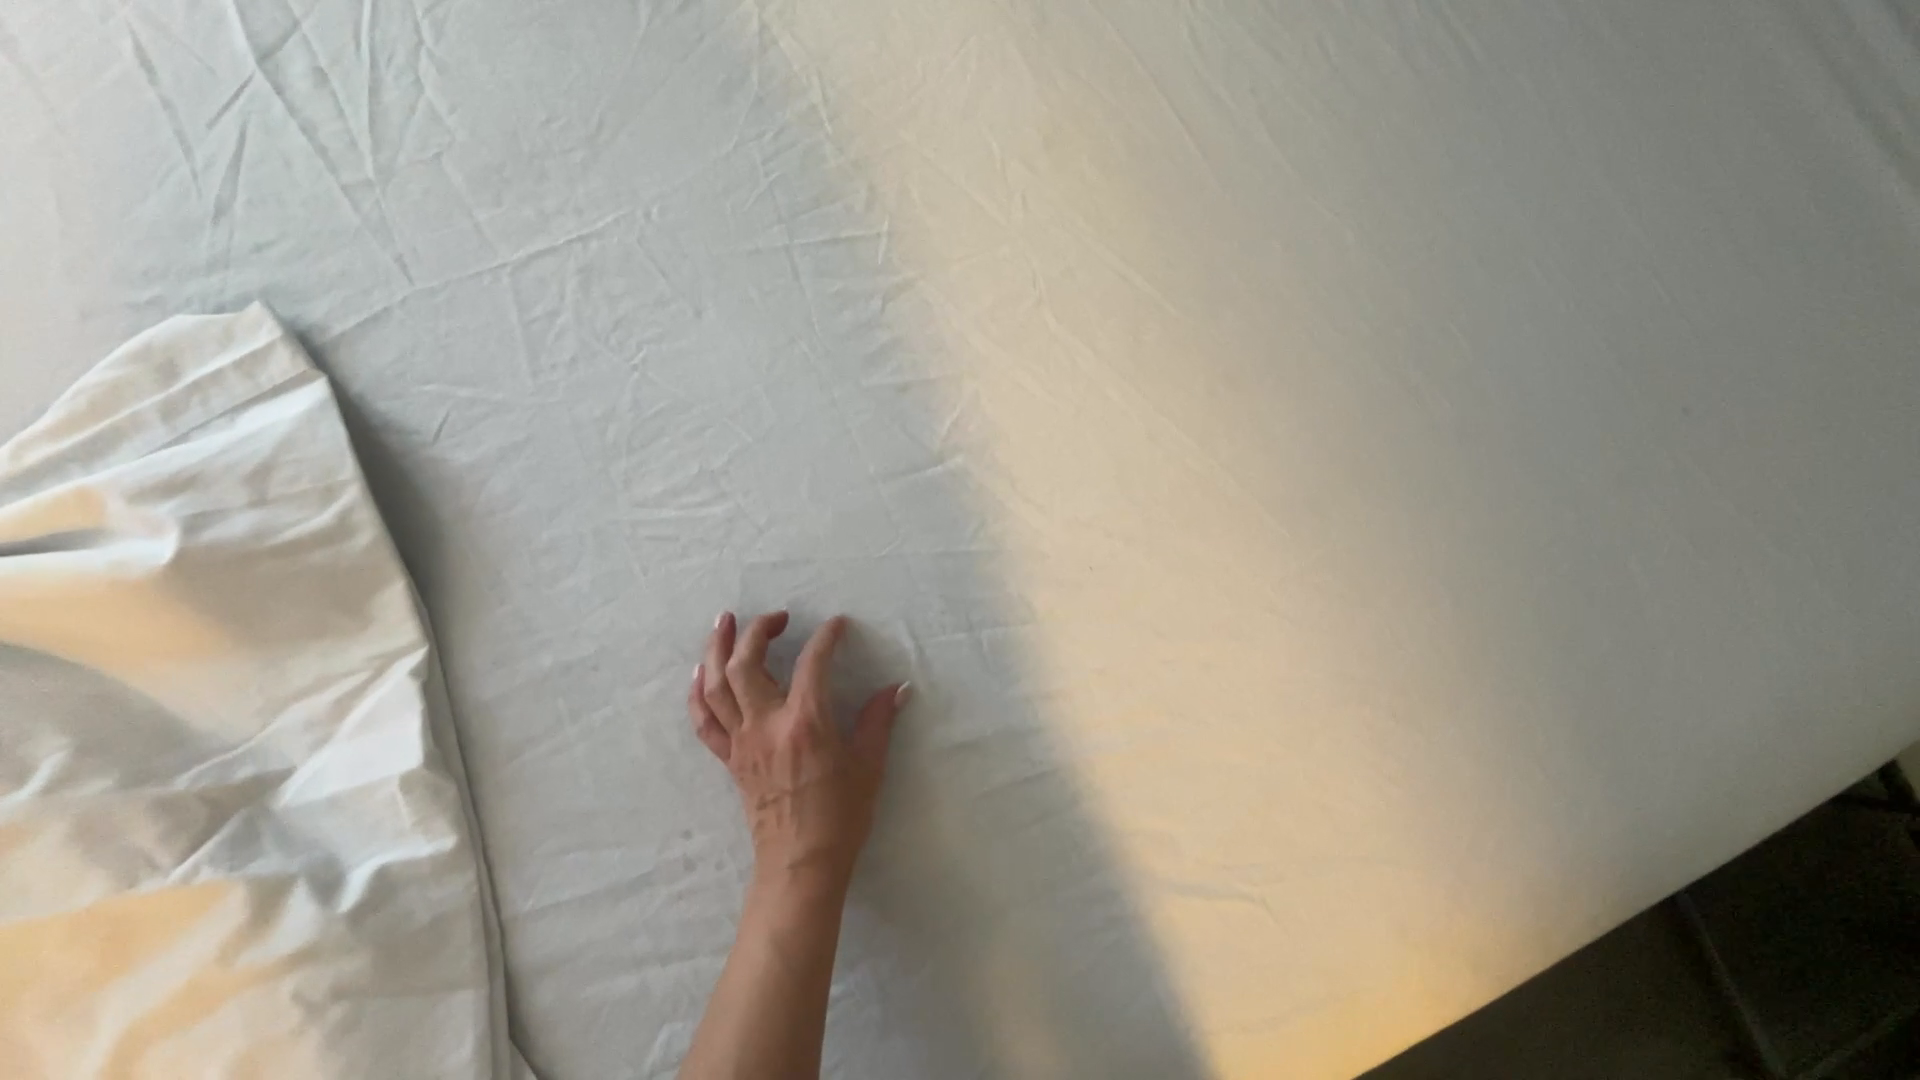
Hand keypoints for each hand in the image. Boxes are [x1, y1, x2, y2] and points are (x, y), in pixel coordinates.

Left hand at [689, 611, 907, 887]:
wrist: (801, 863)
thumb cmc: (842, 816)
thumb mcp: (869, 765)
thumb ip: (879, 720)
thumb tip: (897, 688)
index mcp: (806, 723)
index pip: (813, 662)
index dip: (826, 637)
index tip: (837, 625)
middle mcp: (767, 725)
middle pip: (746, 664)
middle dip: (758, 631)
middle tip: (777, 616)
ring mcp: (743, 742)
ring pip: (716, 685)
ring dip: (717, 649)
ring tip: (724, 622)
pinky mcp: (730, 759)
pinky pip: (705, 721)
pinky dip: (698, 693)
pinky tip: (701, 673)